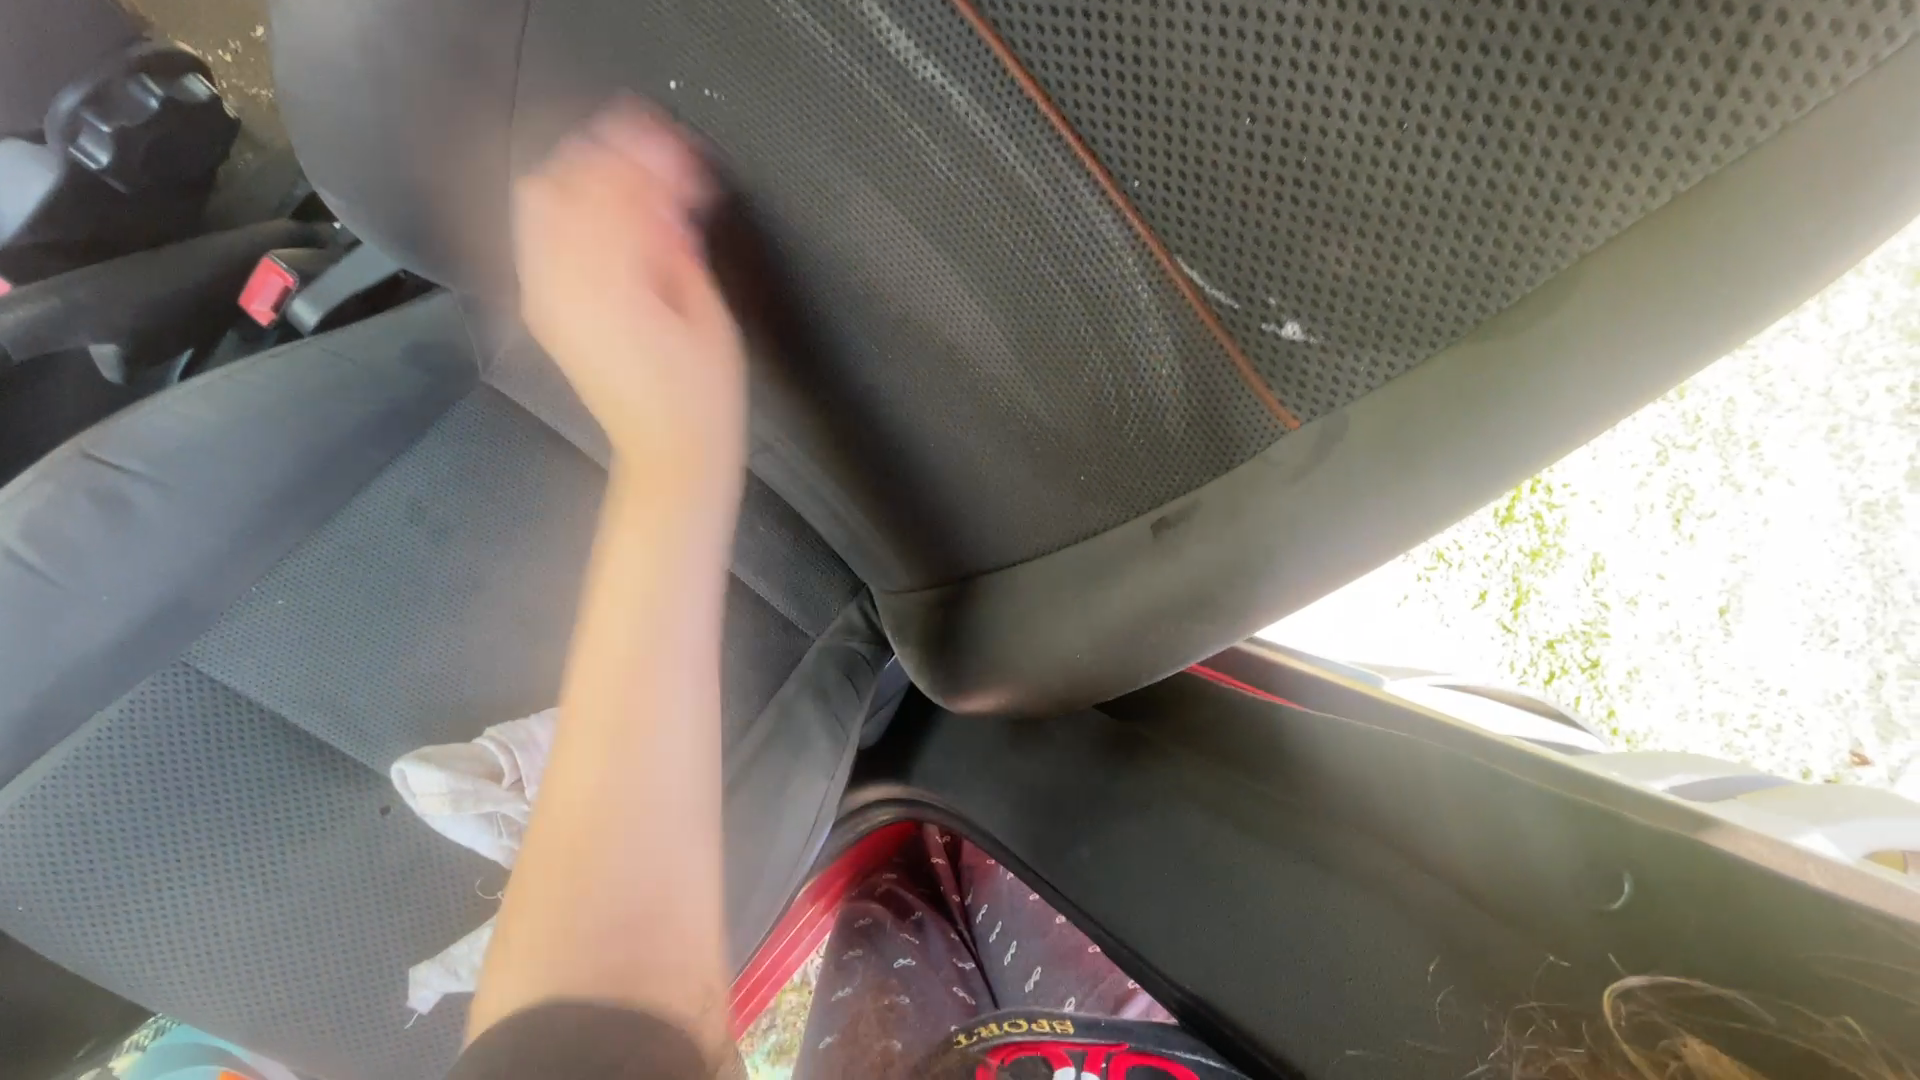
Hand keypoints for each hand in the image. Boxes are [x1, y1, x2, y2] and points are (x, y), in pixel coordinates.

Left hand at [513, 102, 746, 498]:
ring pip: (541, 202)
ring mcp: (547, 298)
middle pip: (562, 182)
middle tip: (653, 152)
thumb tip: (667, 199)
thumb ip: (678, 248)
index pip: (613, 188)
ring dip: (584, 178)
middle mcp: (562, 286)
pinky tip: (608, 218)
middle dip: (607, 154)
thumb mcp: (708, 316)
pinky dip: (572, 212)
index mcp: (609, 286)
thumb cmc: (700, 401)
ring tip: (630, 180)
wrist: (669, 454)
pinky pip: (541, 237)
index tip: (678, 147)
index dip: (647, 154)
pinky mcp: (548, 311)